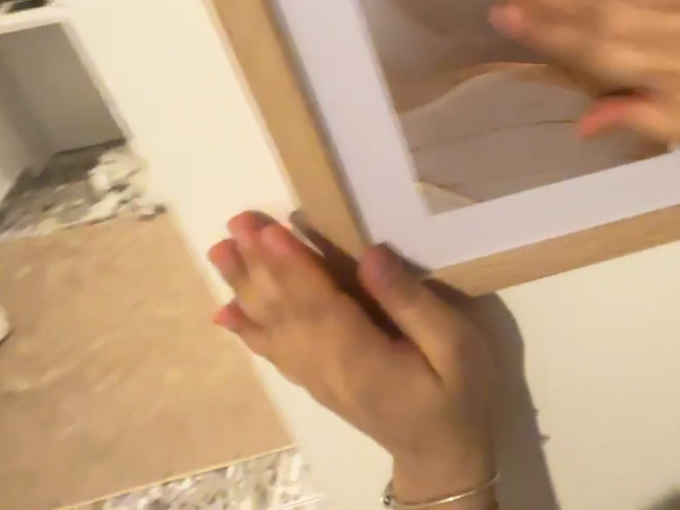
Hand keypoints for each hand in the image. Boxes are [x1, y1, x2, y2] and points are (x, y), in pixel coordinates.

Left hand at [208, 213, 494, 501]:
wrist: (444, 455)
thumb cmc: (459, 394)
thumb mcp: (455, 346)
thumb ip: (412, 303)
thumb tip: (371, 257)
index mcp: (362, 357)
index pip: (319, 305)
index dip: (294, 267)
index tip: (270, 232)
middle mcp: (327, 368)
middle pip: (286, 311)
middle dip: (260, 265)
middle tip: (235, 223)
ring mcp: (317, 377)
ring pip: (274, 327)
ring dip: (246, 287)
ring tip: (221, 251)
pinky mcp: (318, 380)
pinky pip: (276, 350)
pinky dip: (248, 329)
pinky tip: (226, 312)